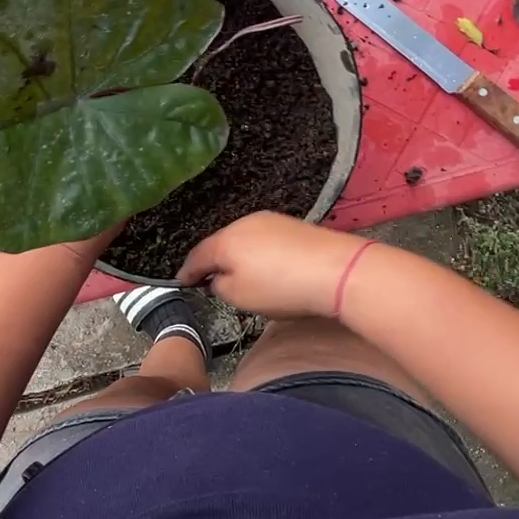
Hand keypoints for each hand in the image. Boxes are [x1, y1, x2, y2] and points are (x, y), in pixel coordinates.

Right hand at [176, 212, 373, 319]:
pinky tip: (267, 267)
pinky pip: (265, 239)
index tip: (181, 282)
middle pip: (221, 244)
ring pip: (244, 239)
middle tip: (210, 280)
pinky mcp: (293, 225)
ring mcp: (270, 221)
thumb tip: (218, 279)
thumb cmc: (281, 287)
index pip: (197, 256)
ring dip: (238, 256)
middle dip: (214, 261)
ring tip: (240, 275)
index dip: (187, 272)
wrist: (337, 270)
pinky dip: (259, 253)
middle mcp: (244, 224)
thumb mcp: (240, 297)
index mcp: (225, 241)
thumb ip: (220, 286)